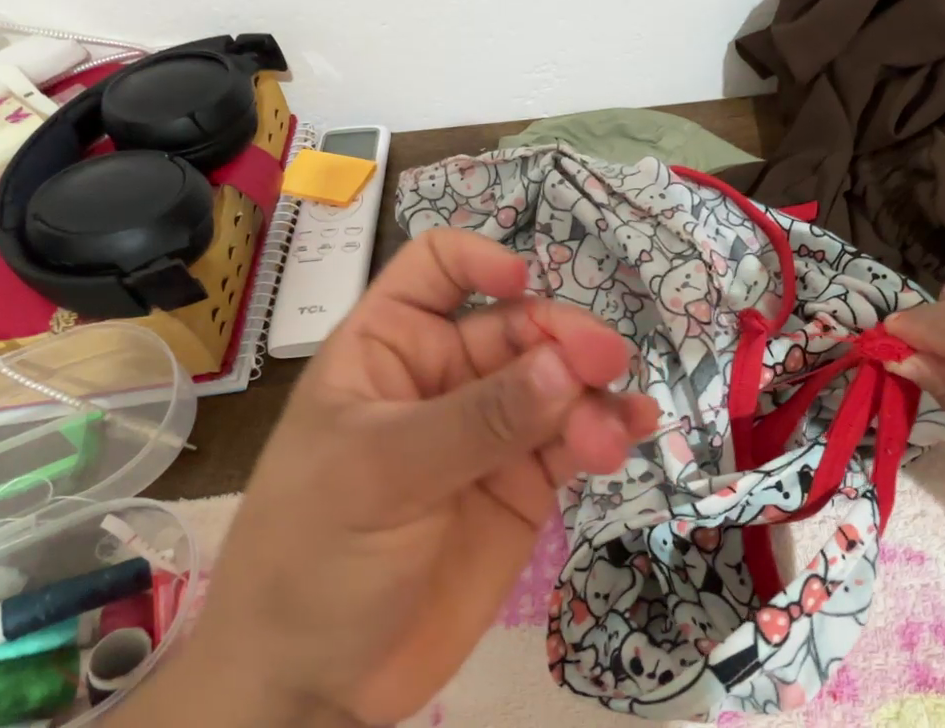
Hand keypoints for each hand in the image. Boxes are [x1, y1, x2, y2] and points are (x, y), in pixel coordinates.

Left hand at [182, 230, 658, 725]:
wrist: (317, 685)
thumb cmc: (312, 559)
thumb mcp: (381, 476)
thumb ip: (478, 420)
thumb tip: (569, 365)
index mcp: (389, 350)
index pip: (436, 270)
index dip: (479, 260)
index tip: (522, 282)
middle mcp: (446, 377)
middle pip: (520, 326)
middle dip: (564, 339)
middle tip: (604, 364)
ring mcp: (491, 430)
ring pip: (559, 381)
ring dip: (595, 392)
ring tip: (613, 433)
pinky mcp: (525, 482)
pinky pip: (576, 437)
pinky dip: (609, 429)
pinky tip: (632, 433)